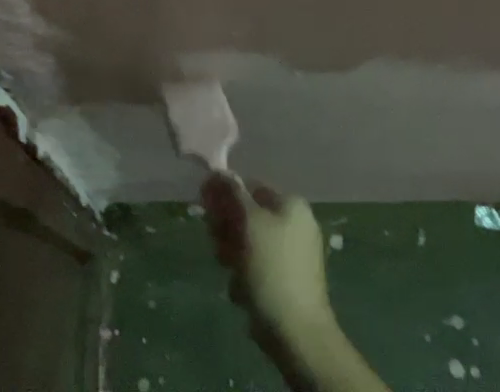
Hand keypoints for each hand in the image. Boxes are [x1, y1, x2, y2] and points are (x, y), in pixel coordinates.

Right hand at [201, 173, 335, 335]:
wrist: (294, 328)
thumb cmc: (271, 268)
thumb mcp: (249, 221)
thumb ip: (233, 193)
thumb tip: (219, 171)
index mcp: (291, 205)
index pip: (249, 186)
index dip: (225, 195)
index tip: (205, 210)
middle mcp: (293, 224)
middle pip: (245, 214)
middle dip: (226, 229)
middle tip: (218, 243)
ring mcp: (289, 253)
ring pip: (245, 241)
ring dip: (231, 253)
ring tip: (231, 270)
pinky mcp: (282, 278)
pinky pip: (253, 265)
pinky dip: (243, 274)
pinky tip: (242, 288)